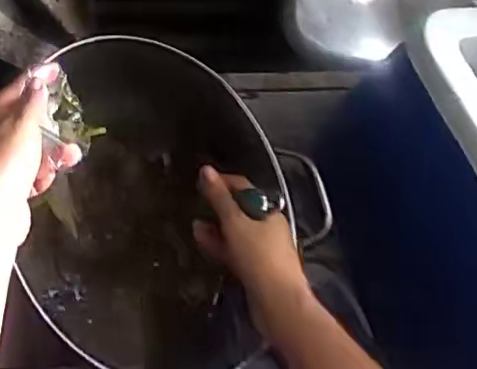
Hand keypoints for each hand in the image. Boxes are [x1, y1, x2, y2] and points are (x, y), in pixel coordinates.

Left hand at [0, 63, 82, 249]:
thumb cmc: (8, 162)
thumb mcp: (25, 124)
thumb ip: (34, 101)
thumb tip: (37, 81)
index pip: (18, 86)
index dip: (37, 75)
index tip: (56, 68)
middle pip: (28, 119)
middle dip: (51, 123)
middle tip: (68, 122)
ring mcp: (3, 160)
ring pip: (35, 146)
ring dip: (53, 151)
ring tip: (68, 157)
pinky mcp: (12, 183)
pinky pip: (33, 170)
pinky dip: (43, 172)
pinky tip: (45, 180)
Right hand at [193, 165, 309, 306]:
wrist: (280, 306)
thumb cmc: (259, 257)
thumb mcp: (234, 221)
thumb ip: (219, 196)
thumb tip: (206, 169)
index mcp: (269, 212)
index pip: (243, 188)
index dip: (222, 181)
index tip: (202, 181)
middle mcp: (270, 229)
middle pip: (240, 211)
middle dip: (217, 207)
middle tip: (198, 204)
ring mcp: (265, 252)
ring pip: (237, 234)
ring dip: (216, 228)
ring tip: (196, 227)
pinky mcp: (258, 272)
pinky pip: (236, 252)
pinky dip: (221, 246)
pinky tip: (204, 244)